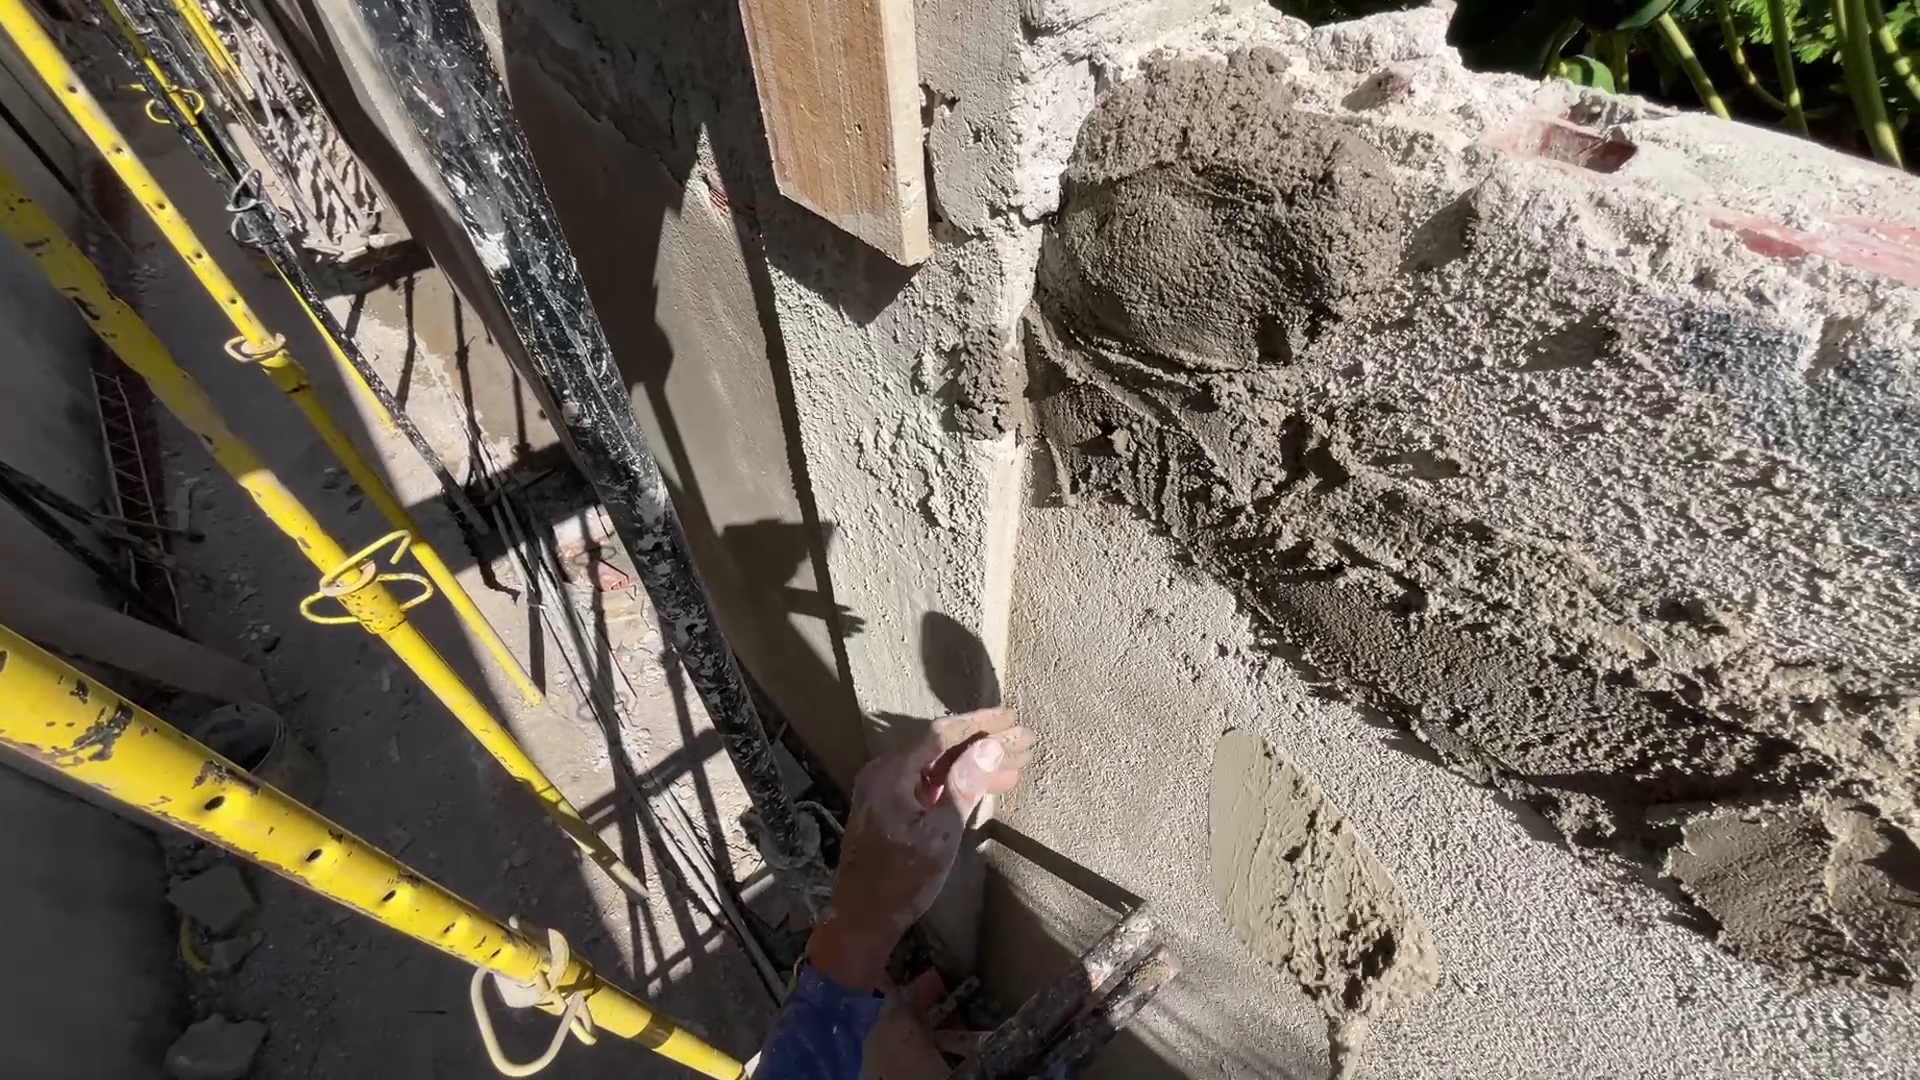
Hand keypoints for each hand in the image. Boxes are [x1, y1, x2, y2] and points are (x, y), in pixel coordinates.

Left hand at [808, 707, 1034, 990]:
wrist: (862, 920)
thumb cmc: (901, 881)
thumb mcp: (940, 835)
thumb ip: (964, 786)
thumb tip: (991, 746)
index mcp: (891, 773)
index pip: (941, 734)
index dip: (978, 724)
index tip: (1010, 718)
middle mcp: (886, 771)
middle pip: (941, 747)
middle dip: (984, 744)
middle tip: (1023, 741)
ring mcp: (887, 788)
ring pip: (939, 766)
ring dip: (975, 765)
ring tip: (1016, 765)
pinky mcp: (892, 805)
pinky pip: (930, 783)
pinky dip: (958, 783)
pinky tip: (988, 785)